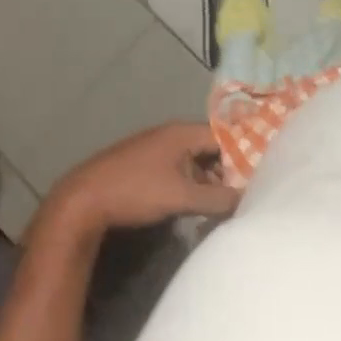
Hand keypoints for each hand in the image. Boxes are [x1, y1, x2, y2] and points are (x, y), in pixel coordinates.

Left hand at [47, 123, 238, 233]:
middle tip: (242, 197)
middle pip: (210, 150)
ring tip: (222, 207)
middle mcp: (171, 135)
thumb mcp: (181, 197)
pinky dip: (190, 186)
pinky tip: (195, 207)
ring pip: (193, 163)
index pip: (225, 138)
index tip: (258, 180)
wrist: (83, 201)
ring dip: (207, 183)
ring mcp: (155, 150)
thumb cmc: (135, 192)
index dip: (243, 157)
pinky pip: (178, 171)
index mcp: (182, 133)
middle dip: (226, 173)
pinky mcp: (144, 166)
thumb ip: (216, 198)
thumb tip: (245, 201)